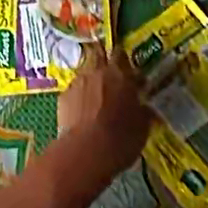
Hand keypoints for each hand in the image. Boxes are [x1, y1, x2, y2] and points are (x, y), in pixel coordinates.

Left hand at [56, 48, 150, 179]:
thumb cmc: (121, 138)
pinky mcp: (63, 97)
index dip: (124, 61)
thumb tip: (145, 106)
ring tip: (94, 98)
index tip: (128, 72)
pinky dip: (78, 98)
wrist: (85, 153)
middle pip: (99, 56)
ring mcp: (78, 82)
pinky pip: (73, 92)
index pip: (122, 54)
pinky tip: (81, 113)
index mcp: (120, 73)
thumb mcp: (142, 127)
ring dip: (90, 81)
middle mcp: (98, 71)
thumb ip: (144, 111)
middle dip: (103, 62)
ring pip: (85, 74)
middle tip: (109, 78)